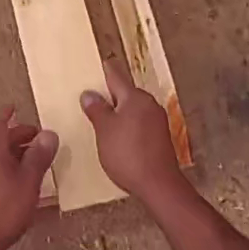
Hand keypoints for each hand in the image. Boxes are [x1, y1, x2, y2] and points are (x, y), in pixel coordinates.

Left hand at [0, 107, 58, 249]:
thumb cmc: (4, 209)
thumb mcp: (29, 181)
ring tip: (33, 159)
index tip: (15, 107)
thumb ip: (39, 157)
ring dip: (13, 152)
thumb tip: (49, 134)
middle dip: (17, 135)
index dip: (7, 114)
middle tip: (37, 137)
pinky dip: (7, 166)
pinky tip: (20, 179)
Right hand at [81, 59, 185, 199]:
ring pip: (132, 111)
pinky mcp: (159, 138)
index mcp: (135, 98)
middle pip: (126, 94)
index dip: (104, 71)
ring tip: (100, 122)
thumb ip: (97, 110)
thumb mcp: (104, 130)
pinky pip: (139, 125)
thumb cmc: (127, 154)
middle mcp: (149, 105)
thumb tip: (89, 94)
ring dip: (118, 114)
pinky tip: (116, 139)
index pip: (116, 76)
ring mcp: (157, 122)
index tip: (97, 64)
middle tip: (90, 100)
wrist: (157, 184)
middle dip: (109, 96)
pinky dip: (127, 127)